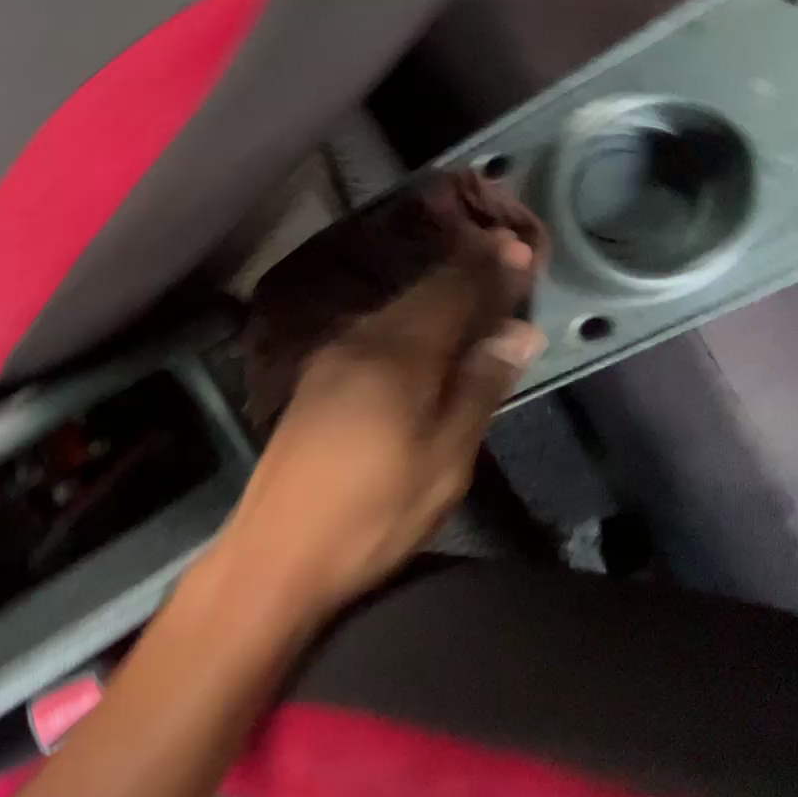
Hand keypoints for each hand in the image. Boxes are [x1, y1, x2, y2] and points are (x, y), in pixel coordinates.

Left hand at [211, 229, 545, 627]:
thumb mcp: (444, 463)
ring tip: (470, 291)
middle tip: (501, 258)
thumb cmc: (373, 516)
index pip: (450, 295)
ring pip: (390, 316)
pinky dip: (403, 326)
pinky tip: (418, 336)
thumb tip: (516, 332)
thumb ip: (477, 390)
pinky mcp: (312, 385)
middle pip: (417, 299)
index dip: (487, 271)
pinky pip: (369, 336)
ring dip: (431, 299)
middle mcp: (356, 344)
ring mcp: (327, 363)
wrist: (277, 550)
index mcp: (394, 357)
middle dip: (461, 277)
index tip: (520, 246)